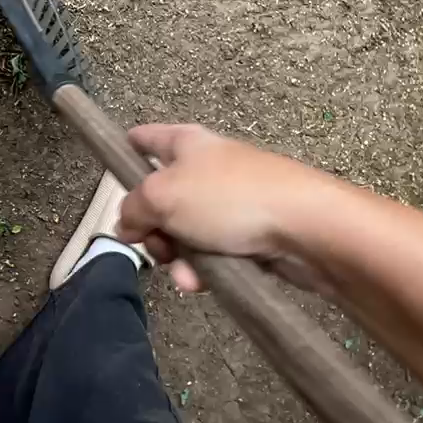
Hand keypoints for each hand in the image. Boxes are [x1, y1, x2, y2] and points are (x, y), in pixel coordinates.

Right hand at [115, 124, 334, 293]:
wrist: (310, 228)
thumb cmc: (228, 198)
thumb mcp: (161, 197)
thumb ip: (132, 208)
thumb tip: (125, 224)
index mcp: (185, 143)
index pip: (144, 138)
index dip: (125, 153)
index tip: (112, 179)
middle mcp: (207, 167)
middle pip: (161, 196)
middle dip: (151, 227)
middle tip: (153, 245)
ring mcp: (231, 201)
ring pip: (186, 230)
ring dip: (178, 255)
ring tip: (183, 274)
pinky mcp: (254, 234)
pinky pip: (215, 251)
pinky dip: (206, 268)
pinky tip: (202, 283)